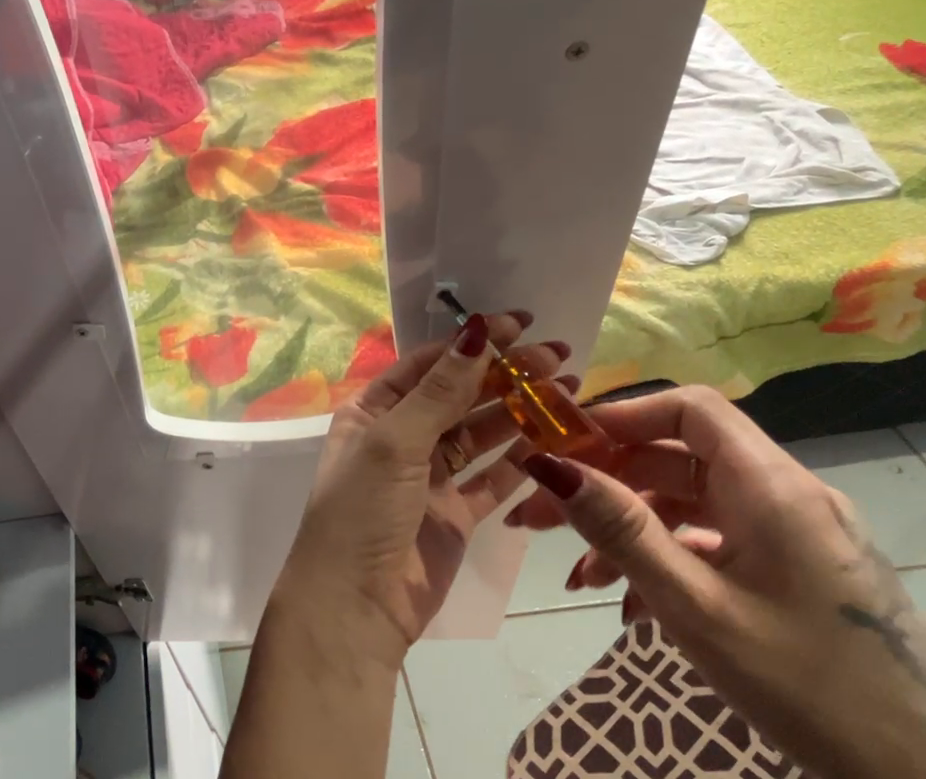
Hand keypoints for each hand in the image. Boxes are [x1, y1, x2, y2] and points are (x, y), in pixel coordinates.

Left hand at [269, 311, 574, 665]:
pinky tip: (557, 438)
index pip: (427, 365)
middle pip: (458, 396)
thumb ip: (440, 392)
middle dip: (504, 374)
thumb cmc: (362, 509)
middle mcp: (400, 437)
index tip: (520, 323)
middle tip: (559, 355)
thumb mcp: (395, 442)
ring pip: (480, 433)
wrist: (355, 602)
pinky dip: (522, 459)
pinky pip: (493, 478)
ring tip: (569, 388)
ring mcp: (429, 476)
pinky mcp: (455, 513)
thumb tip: (477, 332)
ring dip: (520, 411)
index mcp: (371, 412)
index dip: (471, 343)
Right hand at [508, 386, 925, 778]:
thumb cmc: (805, 682)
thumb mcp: (695, 605)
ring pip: (688, 504)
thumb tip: (545, 464)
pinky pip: (714, 542)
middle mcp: (785, 496)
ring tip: (579, 577)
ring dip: (626, 529)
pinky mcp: (794, 571)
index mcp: (771, 488)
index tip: (560, 446)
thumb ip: (619, 529)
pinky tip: (628, 602)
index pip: (689, 410)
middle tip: (536, 517)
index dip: (620, 415)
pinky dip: (664, 558)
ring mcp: (793, 535)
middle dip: (602, 483)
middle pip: (677, 459)